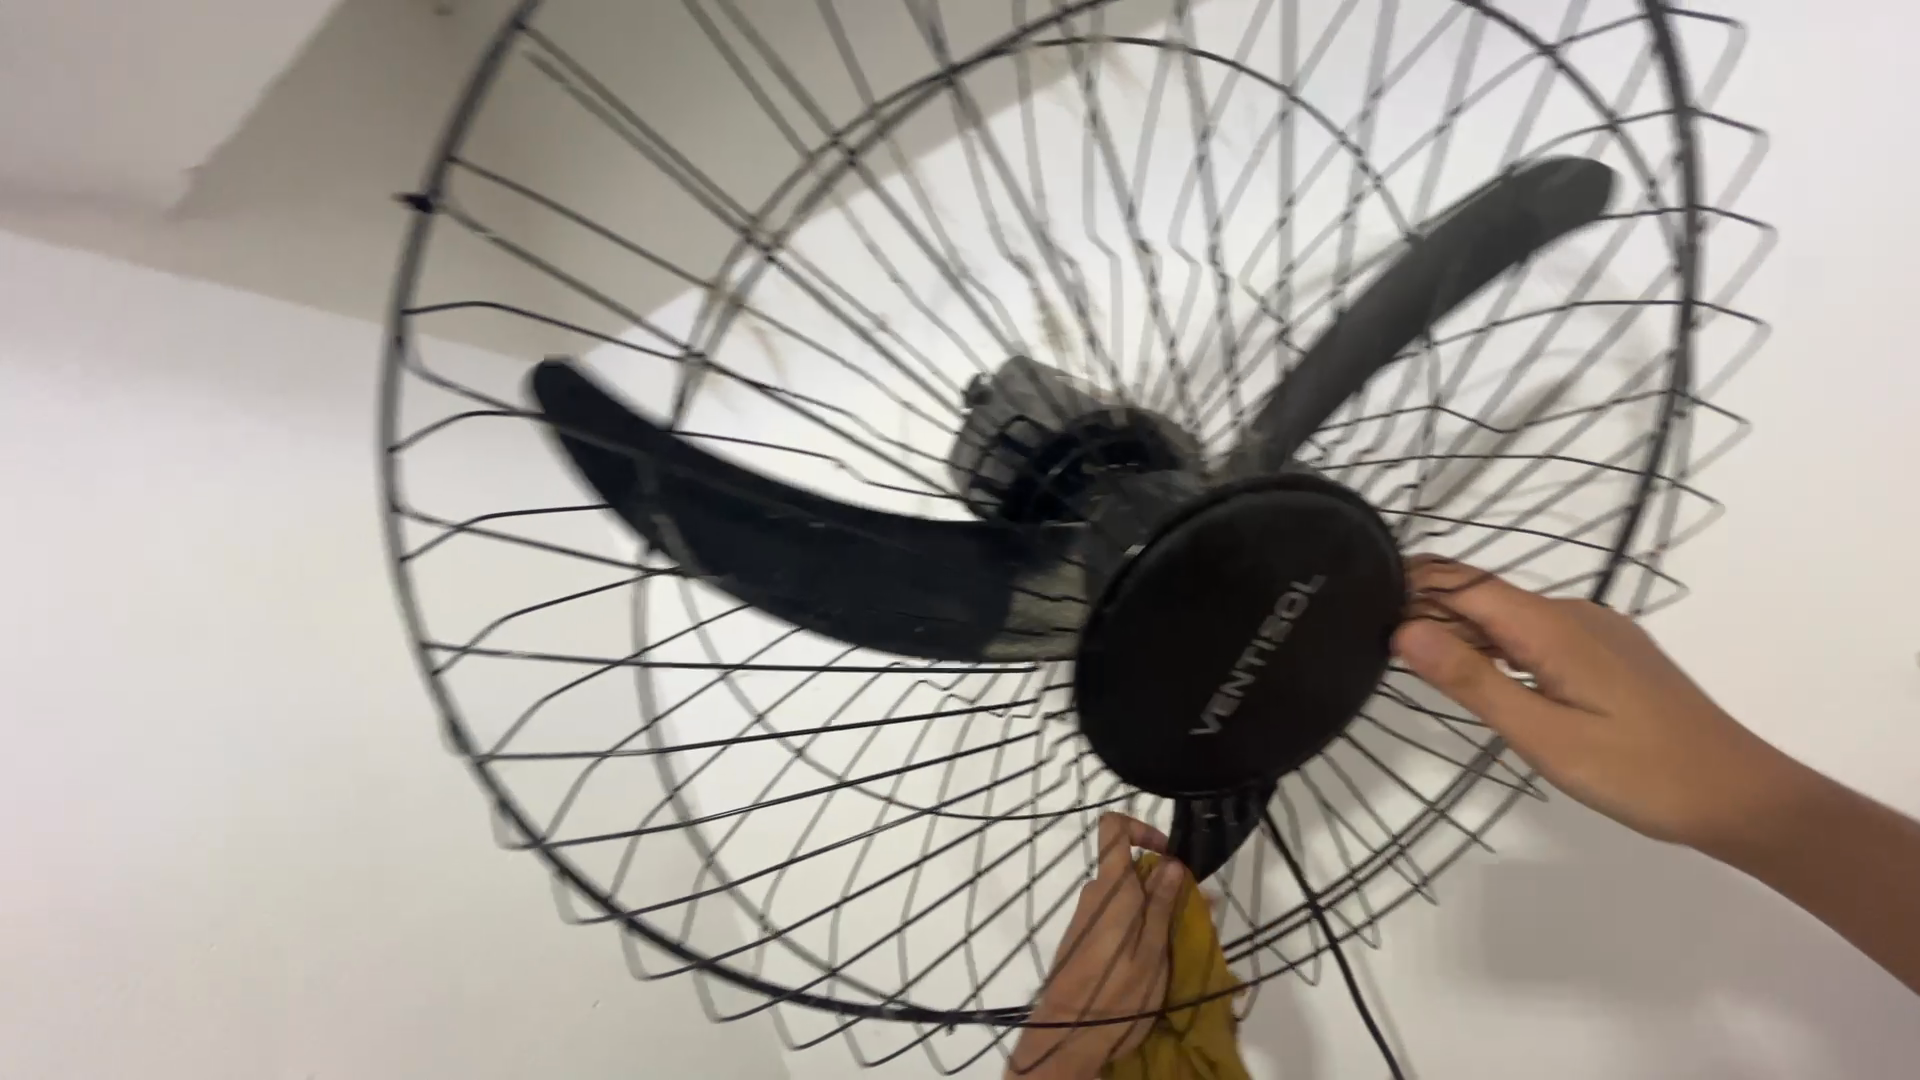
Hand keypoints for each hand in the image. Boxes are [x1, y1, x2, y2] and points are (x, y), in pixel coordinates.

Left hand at [1006, 813, 1187, 1078]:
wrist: (1069, 1031)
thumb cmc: (1118, 991)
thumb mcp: (1152, 950)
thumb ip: (1162, 903)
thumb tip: (1173, 861)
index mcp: (1112, 887)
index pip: (1113, 828)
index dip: (1141, 828)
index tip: (1169, 853)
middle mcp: (1095, 892)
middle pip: (1128, 866)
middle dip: (1162, 881)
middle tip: (1194, 911)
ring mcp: (1088, 913)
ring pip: (1126, 894)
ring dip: (1154, 906)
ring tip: (1182, 940)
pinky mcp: (1085, 934)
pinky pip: (1116, 914)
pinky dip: (1139, 923)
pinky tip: (1157, 953)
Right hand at [1394, 557, 1806, 854]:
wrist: (1748, 802)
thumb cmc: (1640, 773)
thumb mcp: (1542, 734)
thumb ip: (1470, 679)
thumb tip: (1403, 630)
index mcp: (1552, 626)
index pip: (1462, 583)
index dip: (1409, 586)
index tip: (1360, 605)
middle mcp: (1570, 613)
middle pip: (1479, 596)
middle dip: (1426, 611)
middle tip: (1375, 646)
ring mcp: (1591, 630)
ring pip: (1503, 616)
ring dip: (1457, 632)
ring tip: (1414, 665)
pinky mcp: (1603, 652)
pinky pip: (1529, 633)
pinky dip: (1491, 646)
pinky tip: (1479, 678)